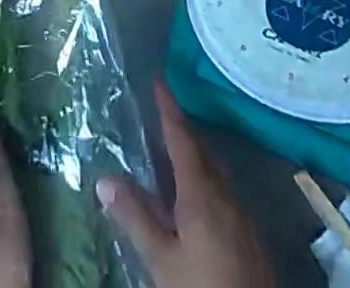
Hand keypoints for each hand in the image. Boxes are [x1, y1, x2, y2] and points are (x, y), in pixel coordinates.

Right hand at [97, 83, 274, 287]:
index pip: (181, 138)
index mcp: (201, 192)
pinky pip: (220, 191)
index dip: (168, 109)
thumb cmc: (203, 287)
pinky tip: (190, 197)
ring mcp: (239, 213)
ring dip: (191, 155)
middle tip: (160, 113)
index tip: (159, 81)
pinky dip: (201, 180)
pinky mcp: (246, 233)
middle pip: (200, 150)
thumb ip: (135, 218)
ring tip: (169, 152)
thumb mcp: (161, 259)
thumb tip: (104, 179)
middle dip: (180, 129)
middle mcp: (223, 193)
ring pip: (212, 171)